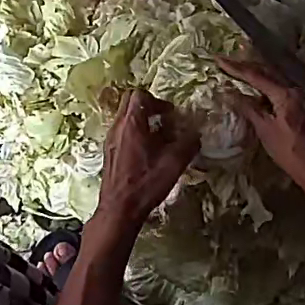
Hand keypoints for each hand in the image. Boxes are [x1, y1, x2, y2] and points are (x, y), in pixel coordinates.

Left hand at [93, 89, 198, 231]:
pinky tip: (148, 153)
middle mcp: (117, 127)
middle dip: (149, 107)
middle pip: (129, 102)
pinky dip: (136, 134)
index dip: (158, 101)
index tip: (170, 114)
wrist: (119, 209)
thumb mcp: (174, 163)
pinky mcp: (109, 153)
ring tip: (160, 139)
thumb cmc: (146, 183)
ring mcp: (110, 140)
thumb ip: (188, 143)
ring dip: (143, 122)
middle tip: (165, 120)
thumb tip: (195, 135)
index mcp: (131, 124)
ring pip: (125, 118)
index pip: (139, 95)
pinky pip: (122, 133)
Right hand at [217, 56, 304, 196]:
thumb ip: (248, 108)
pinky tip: (260, 92)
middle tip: (228, 61)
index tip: (219, 60)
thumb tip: (229, 93)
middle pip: (269, 73)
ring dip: (259, 76)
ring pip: (277, 81)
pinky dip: (269, 88)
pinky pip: (284, 91)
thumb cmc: (290, 152)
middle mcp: (297, 90)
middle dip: (248, 67)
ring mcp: (304, 98)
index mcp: (286, 94)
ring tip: (241, 72)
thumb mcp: (265, 130)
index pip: (256, 76)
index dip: (236, 68)